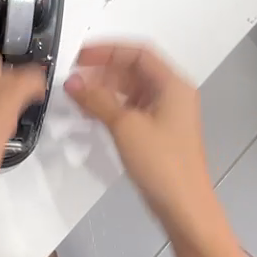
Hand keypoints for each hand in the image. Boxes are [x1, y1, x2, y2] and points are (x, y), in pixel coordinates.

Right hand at [65, 42, 212, 233]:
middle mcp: (171, 94)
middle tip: (73, 78)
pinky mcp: (156, 132)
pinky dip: (110, 107)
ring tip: (77, 96)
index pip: (138, 53)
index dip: (107, 50)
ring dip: (103, 90)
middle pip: (133, 70)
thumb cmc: (162, 163)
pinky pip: (130, 108)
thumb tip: (72, 82)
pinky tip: (90, 113)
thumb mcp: (125, 126)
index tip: (79, 56)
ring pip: (130, 90)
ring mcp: (164, 114)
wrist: (183, 206)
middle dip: (102, 71)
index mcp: (173, 84)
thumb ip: (97, 100)